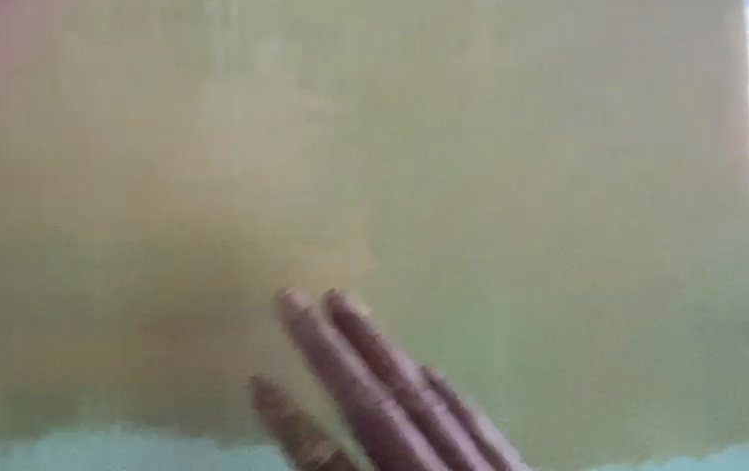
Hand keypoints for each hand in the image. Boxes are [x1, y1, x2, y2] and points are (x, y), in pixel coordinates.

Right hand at [250, 290, 530, 470]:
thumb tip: (318, 462)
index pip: (334, 469)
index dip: (292, 426)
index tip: (258, 381)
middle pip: (377, 414)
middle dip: (328, 353)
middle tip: (289, 296)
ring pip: (429, 408)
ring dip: (381, 351)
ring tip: (343, 300)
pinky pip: (491, 440)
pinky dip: (456, 401)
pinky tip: (431, 370)